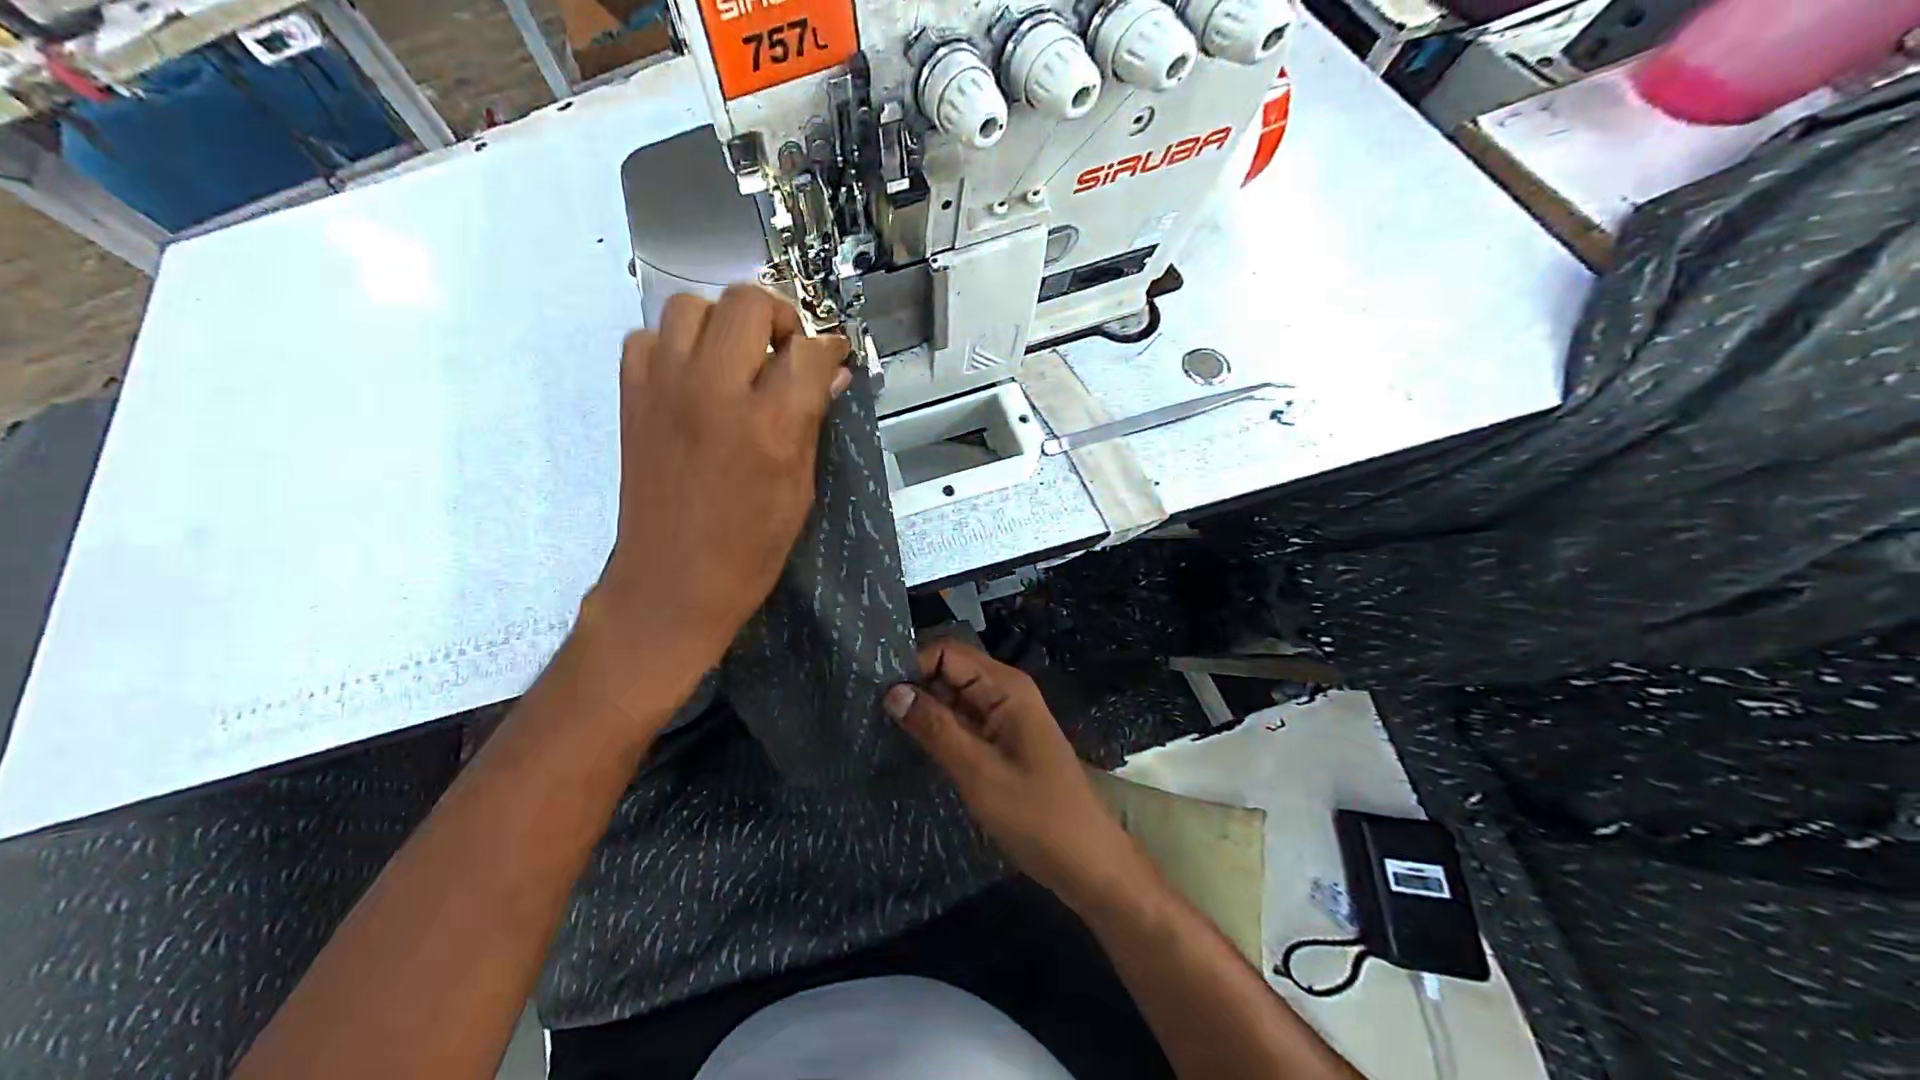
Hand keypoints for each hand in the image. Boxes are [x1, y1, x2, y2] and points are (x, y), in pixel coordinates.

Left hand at [583, 286, 849, 718]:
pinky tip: (691, 376)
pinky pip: (646, 337)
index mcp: (769, 424)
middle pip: (747, 302)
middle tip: (783, 349)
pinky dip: (672, 345)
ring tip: (735, 357)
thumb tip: (829, 377)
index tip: (831, 358)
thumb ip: (812, 422)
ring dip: (721, 322)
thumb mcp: (801, 489)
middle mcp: (714, 391)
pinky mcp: (630, 396)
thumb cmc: (750, 548)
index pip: (807, 349)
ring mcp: (664, 387)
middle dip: (777, 316)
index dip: (827, 347)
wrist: (672, 582)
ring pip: (690, 305)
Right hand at [885, 639, 1152, 909]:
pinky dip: (937, 728)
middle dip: (912, 685)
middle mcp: (1004, 692)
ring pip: (952, 696)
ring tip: (877, 724)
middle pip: (948, 670)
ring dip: (922, 708)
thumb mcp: (979, 772)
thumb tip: (891, 691)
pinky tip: (908, 742)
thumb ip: (935, 728)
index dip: (911, 665)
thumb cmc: (1038, 816)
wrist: (1087, 861)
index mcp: (1006, 687)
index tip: (873, 691)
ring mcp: (1004, 717)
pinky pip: (962, 721)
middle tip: (867, 709)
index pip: (947, 652)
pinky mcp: (1000, 741)